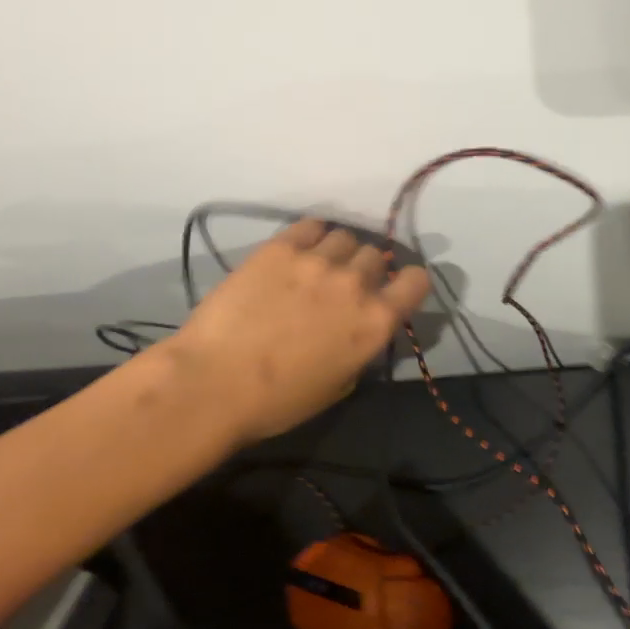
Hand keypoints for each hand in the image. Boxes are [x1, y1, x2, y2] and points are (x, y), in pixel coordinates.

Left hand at [165, 219, 431, 444]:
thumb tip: (360, 329)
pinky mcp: (280, 247)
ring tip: (318, 266)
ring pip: (345, 237)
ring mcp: (317, 260)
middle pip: (376, 256)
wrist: (214, 382)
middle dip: (366, 269)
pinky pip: (310, 226)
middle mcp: (355, 284)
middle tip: (344, 286)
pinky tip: (298, 250)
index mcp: (375, 323)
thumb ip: (360, 349)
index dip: (408, 284)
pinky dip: (312, 235)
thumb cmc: (277, 402)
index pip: (415, 281)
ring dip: (338, 251)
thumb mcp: (338, 385)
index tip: (394, 290)